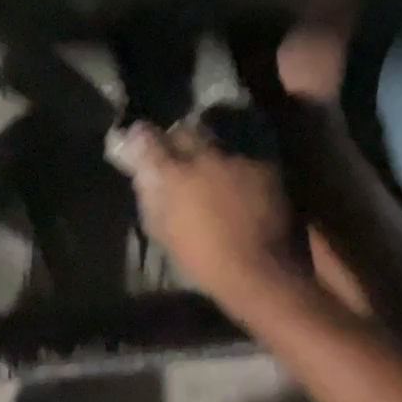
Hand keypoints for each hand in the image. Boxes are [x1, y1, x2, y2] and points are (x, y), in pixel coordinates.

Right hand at [108, 122, 299, 306]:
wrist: (258, 270)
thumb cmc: (201, 257)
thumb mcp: (162, 230)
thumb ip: (150, 194)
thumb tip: (144, 174)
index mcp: (173, 174)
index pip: (147, 139)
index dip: (140, 137)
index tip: (138, 136)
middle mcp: (203, 157)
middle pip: (185, 131)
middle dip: (178, 139)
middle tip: (176, 153)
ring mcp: (236, 160)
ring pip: (216, 145)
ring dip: (209, 155)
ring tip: (211, 172)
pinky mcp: (263, 168)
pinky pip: (242, 160)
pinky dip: (236, 169)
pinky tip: (238, 186)